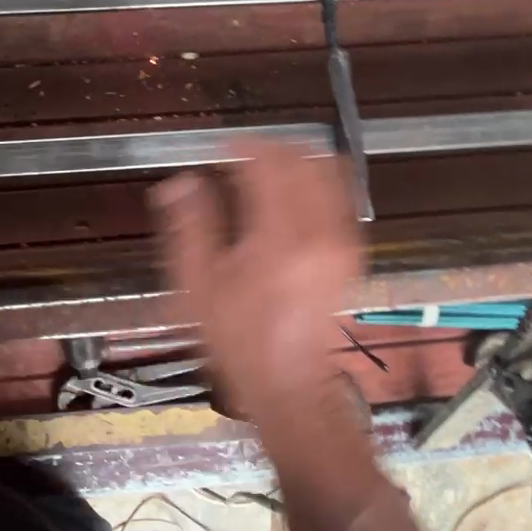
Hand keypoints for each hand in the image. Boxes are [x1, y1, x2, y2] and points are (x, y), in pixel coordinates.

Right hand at [149, 138, 365, 420]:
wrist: (288, 382)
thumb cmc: (234, 336)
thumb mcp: (196, 284)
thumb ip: (189, 227)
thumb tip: (179, 183)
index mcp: (277, 238)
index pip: (269, 166)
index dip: (243, 148)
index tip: (219, 149)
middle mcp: (319, 233)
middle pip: (307, 160)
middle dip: (272, 148)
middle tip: (241, 153)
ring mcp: (343, 243)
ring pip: (332, 173)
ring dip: (298, 160)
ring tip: (265, 168)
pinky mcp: (351, 254)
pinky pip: (342, 197)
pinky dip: (317, 183)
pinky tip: (289, 195)